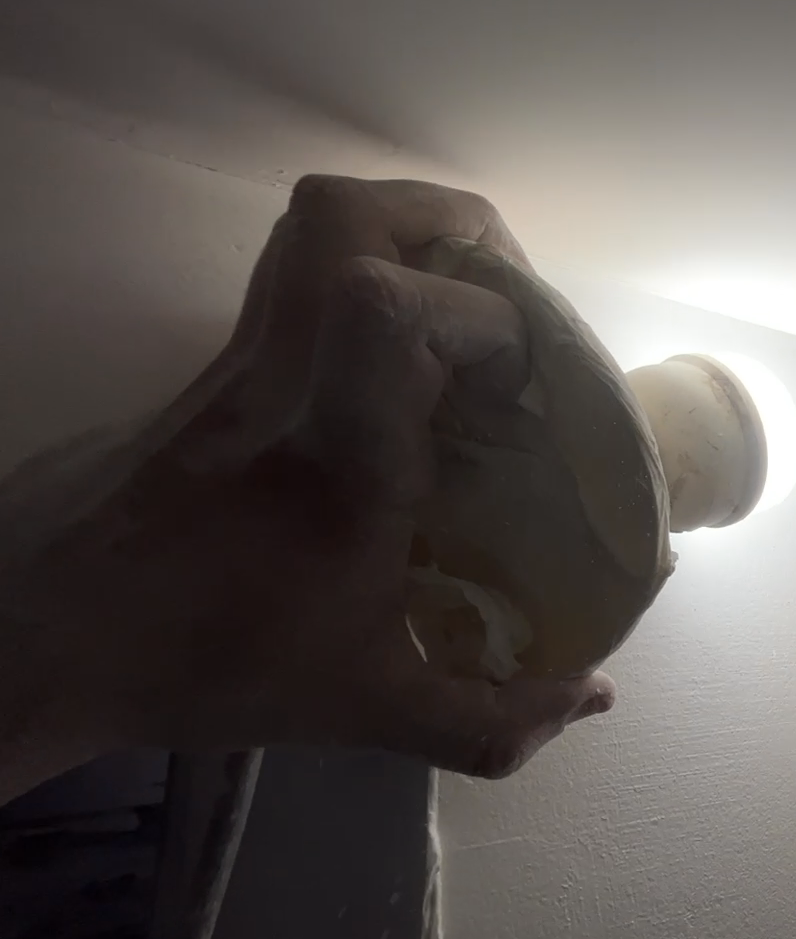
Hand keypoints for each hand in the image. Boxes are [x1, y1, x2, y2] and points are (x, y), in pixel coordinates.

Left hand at [0, 175, 613, 793]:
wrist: (26, 647)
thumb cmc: (210, 665)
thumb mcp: (371, 711)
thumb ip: (496, 721)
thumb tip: (595, 696)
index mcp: (337, 459)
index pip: (390, 312)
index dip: (487, 312)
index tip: (533, 377)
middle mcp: (285, 382)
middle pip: (350, 217)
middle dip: (459, 230)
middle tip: (516, 310)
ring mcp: (245, 358)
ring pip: (322, 220)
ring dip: (424, 236)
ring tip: (481, 314)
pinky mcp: (229, 361)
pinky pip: (314, 269)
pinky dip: (389, 276)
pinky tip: (426, 363)